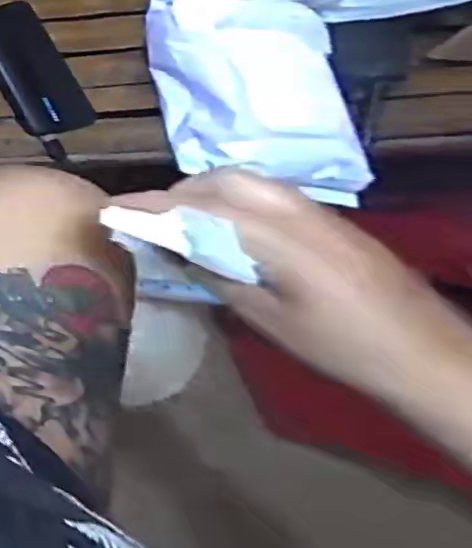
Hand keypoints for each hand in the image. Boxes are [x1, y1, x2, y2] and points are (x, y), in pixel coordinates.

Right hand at [114, 169, 471, 406]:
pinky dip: (235, 199)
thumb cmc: (345, 350)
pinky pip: (272, 195)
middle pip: (225, 180)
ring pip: (249, 181)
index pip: (198, 206)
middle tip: (152, 216)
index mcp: (282, 240)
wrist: (444, 367)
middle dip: (178, 192)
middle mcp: (302, 217)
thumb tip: (164, 247)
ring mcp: (325, 218)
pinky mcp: (337, 226)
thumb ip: (211, 272)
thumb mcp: (264, 317)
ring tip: (187, 218)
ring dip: (207, 191)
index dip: (147, 204)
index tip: (109, 208)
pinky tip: (229, 227)